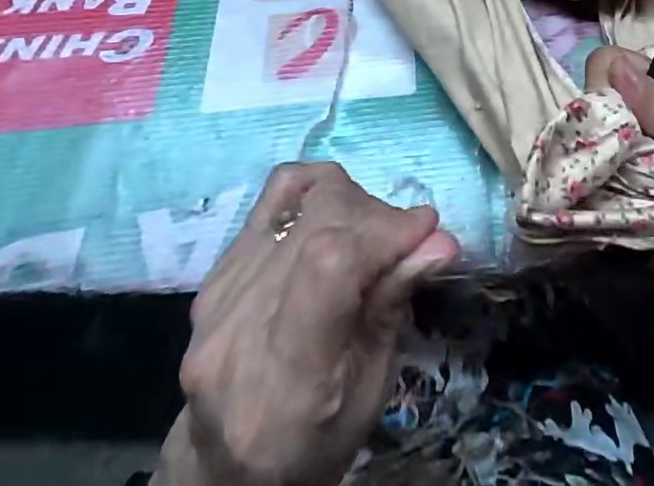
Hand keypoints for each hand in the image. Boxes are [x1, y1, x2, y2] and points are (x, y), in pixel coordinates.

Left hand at [156, 162, 459, 485]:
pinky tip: (334, 221)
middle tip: (404, 240)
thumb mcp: (370, 393)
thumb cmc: (314, 442)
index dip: (385, 229)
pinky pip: (272, 200)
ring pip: (295, 195)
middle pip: (316, 218)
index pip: (330, 262)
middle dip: (377, 214)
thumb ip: (393, 308)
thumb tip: (440, 240)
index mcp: (286, 376)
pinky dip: (317, 198)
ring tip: (369, 233)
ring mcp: (218, 290)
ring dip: (349, 202)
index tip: (426, 229)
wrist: (227, 462)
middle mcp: (239, 324)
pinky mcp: (213, 270)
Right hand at [587, 47, 653, 326]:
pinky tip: (603, 211)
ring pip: (582, 147)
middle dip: (596, 129)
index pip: (616, 64)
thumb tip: (613, 67)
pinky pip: (582, 190)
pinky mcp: (610, 202)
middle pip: (591, 104)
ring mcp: (622, 164)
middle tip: (616, 158)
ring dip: (594, 168)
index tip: (614, 107)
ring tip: (615, 193)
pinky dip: (588, 198)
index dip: (607, 78)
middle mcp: (642, 124)